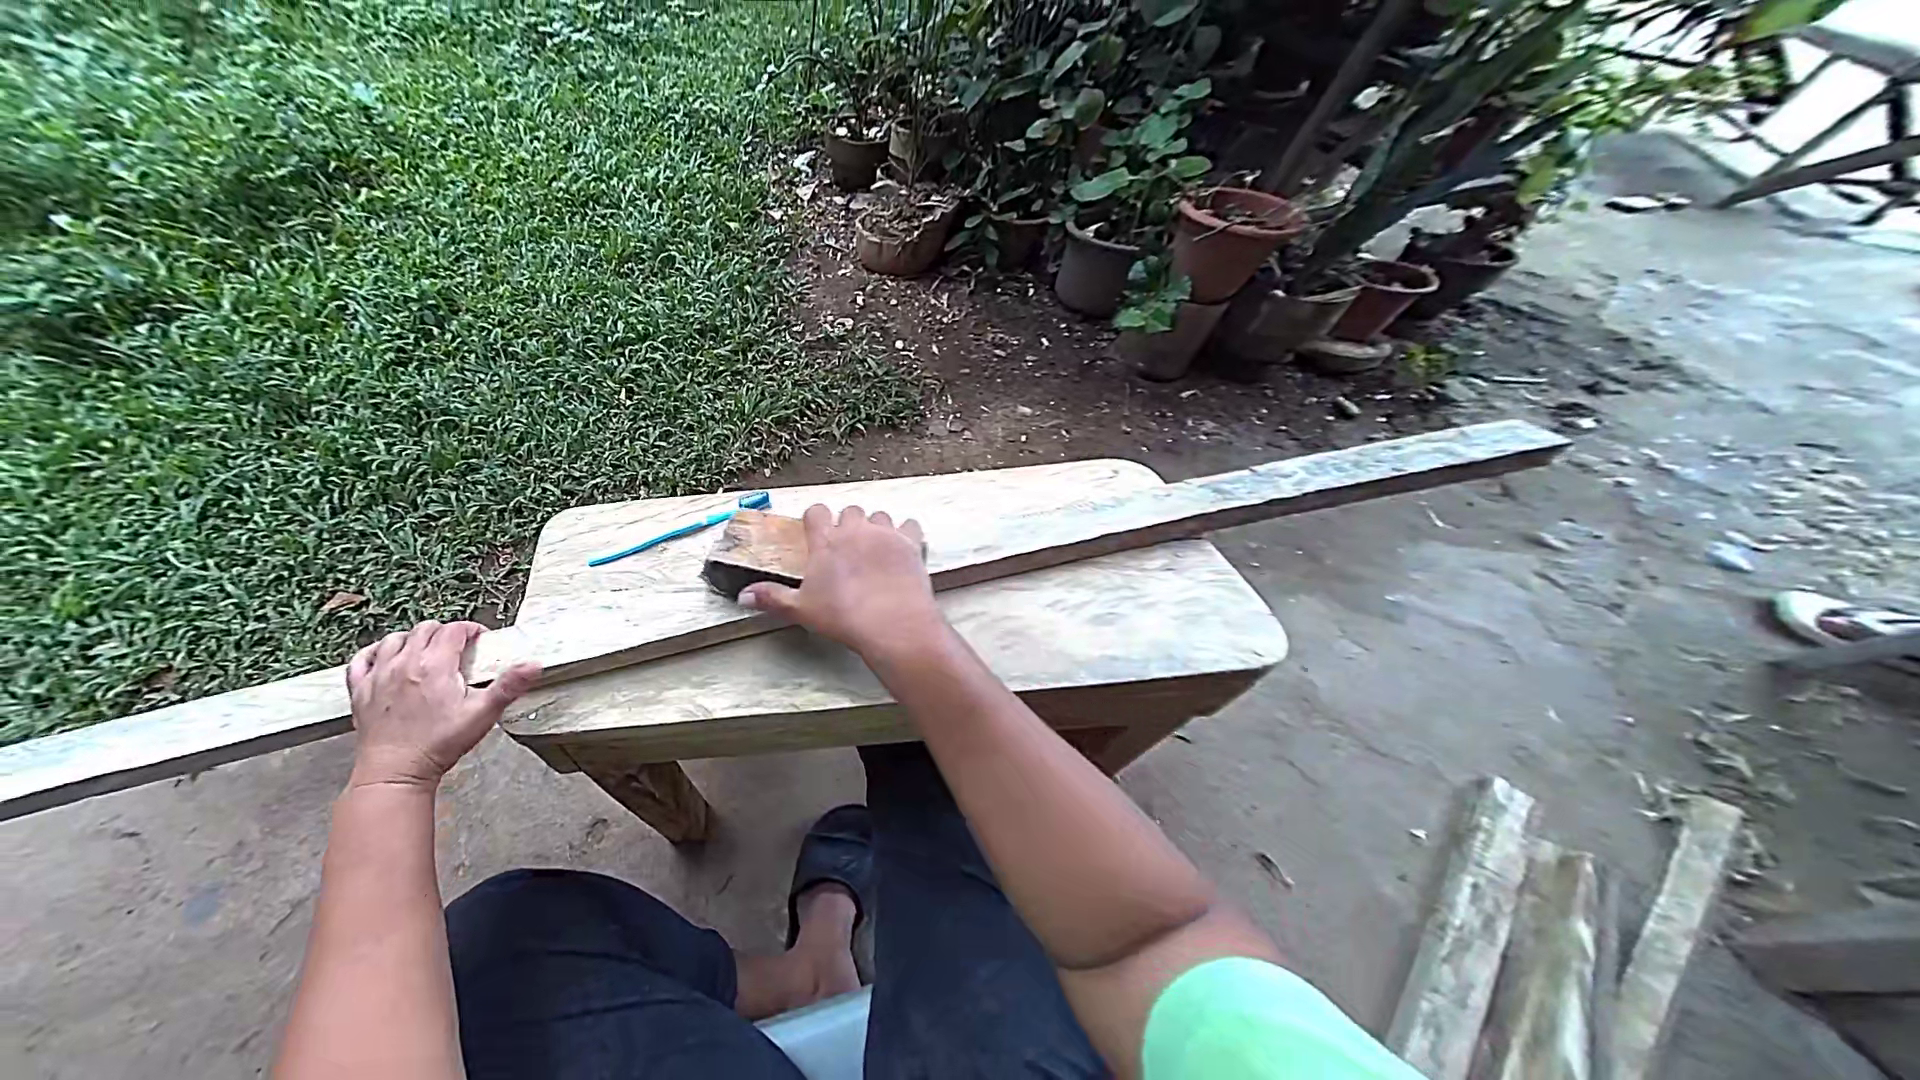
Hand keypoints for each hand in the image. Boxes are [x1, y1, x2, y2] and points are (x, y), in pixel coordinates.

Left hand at [344, 620, 542, 789]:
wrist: (395, 770)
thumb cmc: (439, 743)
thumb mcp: (484, 713)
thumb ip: (509, 686)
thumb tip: (533, 665)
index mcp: (435, 665)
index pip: (453, 630)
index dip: (471, 629)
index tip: (480, 639)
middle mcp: (404, 664)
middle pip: (424, 629)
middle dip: (445, 632)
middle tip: (458, 645)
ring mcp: (378, 676)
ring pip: (394, 639)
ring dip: (413, 639)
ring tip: (427, 649)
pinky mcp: (360, 691)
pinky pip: (362, 659)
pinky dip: (375, 652)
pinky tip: (386, 656)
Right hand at [738, 505, 945, 659]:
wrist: (892, 623)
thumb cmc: (845, 616)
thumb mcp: (801, 609)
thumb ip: (772, 598)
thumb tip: (745, 596)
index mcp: (825, 542)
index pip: (816, 513)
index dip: (816, 520)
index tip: (817, 531)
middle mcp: (855, 530)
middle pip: (850, 511)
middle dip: (848, 524)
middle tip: (847, 546)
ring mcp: (885, 534)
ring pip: (879, 515)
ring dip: (875, 526)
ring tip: (874, 547)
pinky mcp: (910, 543)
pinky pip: (910, 524)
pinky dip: (906, 532)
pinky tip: (902, 546)